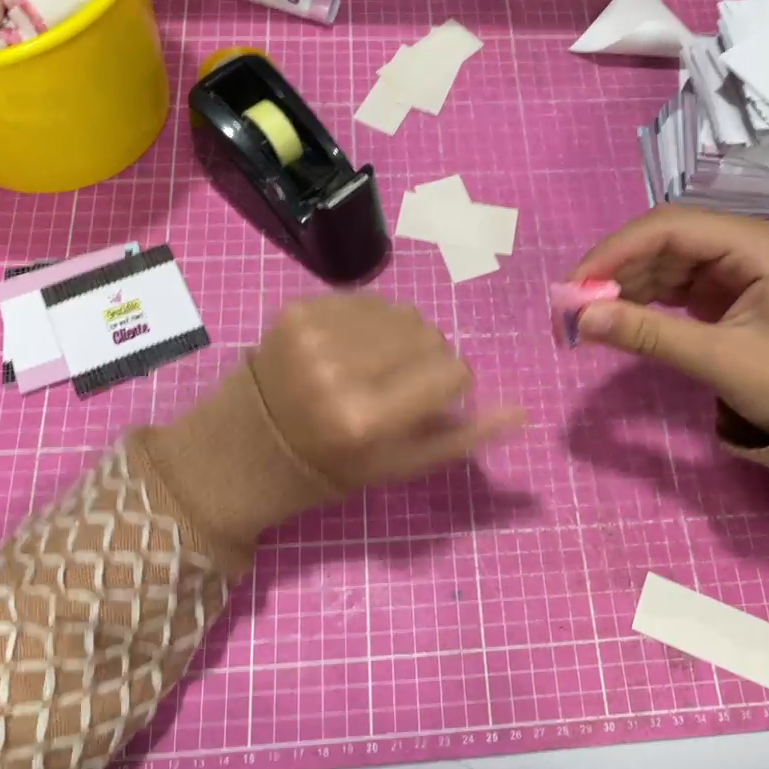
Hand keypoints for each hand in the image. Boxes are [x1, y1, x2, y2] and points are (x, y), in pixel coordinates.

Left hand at [251, 295, 523, 494]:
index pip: (453, 372)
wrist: (246, 444)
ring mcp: (314, 333)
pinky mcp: (297, 308)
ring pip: (402, 313)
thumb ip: (462, 438)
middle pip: (430, 335)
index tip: (426, 401)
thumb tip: (522, 412)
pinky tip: (346, 349)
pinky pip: (366, 301)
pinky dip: (368, 324)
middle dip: (426, 360)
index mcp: (368, 417)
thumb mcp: (398, 466)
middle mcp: (341, 368)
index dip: (450, 386)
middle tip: (398, 386)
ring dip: (400, 338)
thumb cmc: (331, 466)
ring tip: (371, 366)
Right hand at [570, 206, 768, 436]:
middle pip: (664, 239)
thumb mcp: (719, 360)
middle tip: (571, 303)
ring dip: (622, 283)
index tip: (576, 282)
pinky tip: (613, 314)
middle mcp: (745, 242)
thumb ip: (649, 335)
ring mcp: (734, 264)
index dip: (618, 250)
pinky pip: (671, 282)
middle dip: (615, 268)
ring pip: (663, 260)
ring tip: (584, 314)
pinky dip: (640, 297)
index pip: (673, 227)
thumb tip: (581, 319)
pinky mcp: (724, 287)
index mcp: (759, 245)